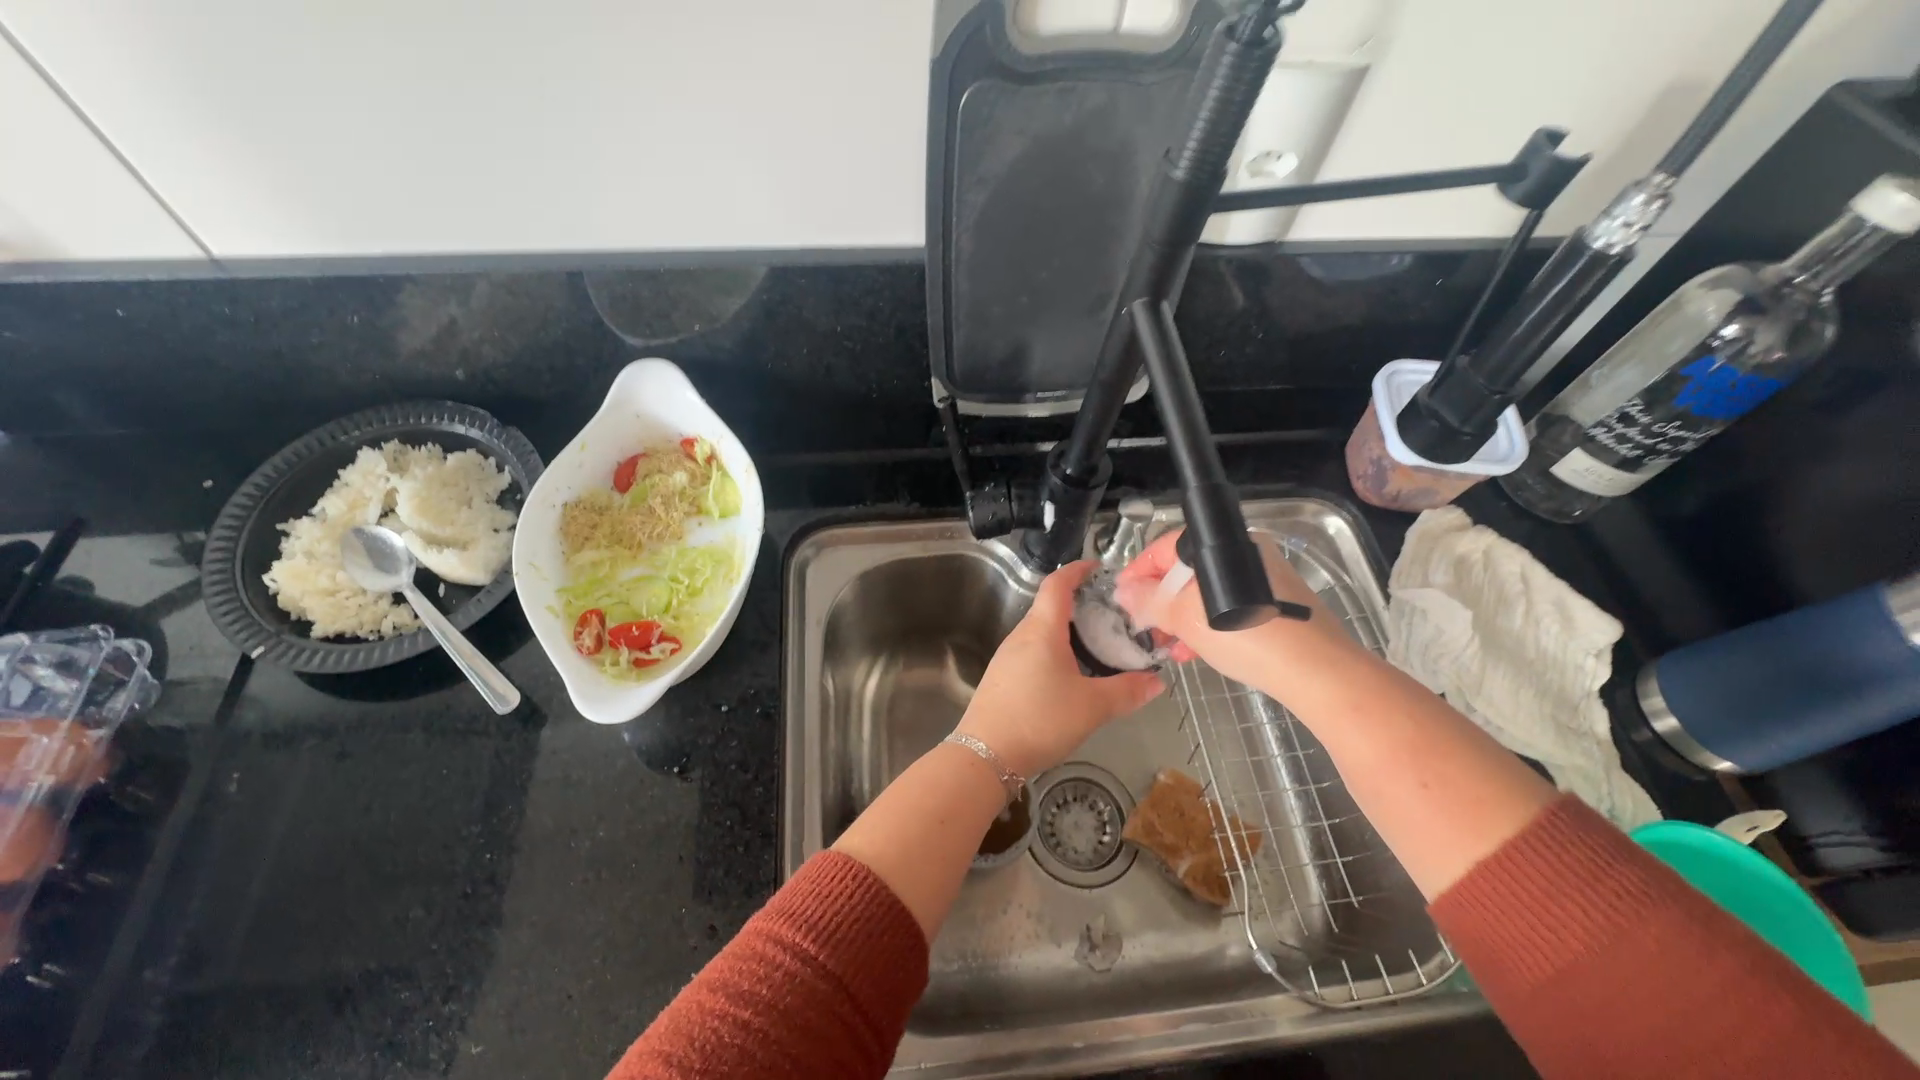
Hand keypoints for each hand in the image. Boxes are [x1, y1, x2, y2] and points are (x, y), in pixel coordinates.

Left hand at [955, 561, 1164, 779]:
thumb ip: (1127, 691)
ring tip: (1100, 647)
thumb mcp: (1092, 707)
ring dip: (1069, 633)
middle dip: (1082, 606)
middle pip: (1052, 608)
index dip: (1077, 570)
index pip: (1057, 584)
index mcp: (1042, 630)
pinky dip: (1056, 652)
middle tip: (1114, 617)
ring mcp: (1008, 657)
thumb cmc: (1040, 720)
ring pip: (1043, 633)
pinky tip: (1073, 676)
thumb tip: (1157, 682)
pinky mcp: (1003, 678)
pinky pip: (1034, 653)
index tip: (1099, 568)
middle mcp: (1021, 636)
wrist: (985, 756)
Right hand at [1113, 529, 1356, 694]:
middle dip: (1160, 603)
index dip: (1137, 574)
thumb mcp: (1185, 618)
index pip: (1164, 548)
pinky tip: (1198, 652)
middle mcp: (1248, 552)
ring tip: (1169, 649)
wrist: (1318, 672)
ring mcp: (1267, 578)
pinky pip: (1232, 608)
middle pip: (1187, 572)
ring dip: (1182, 619)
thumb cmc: (1246, 636)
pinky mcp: (1279, 604)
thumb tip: (1123, 592)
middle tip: (1144, 630)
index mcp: (1224, 542)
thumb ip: (1148, 601)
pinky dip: (1210, 625)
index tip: (1121, 601)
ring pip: (1209, 593)